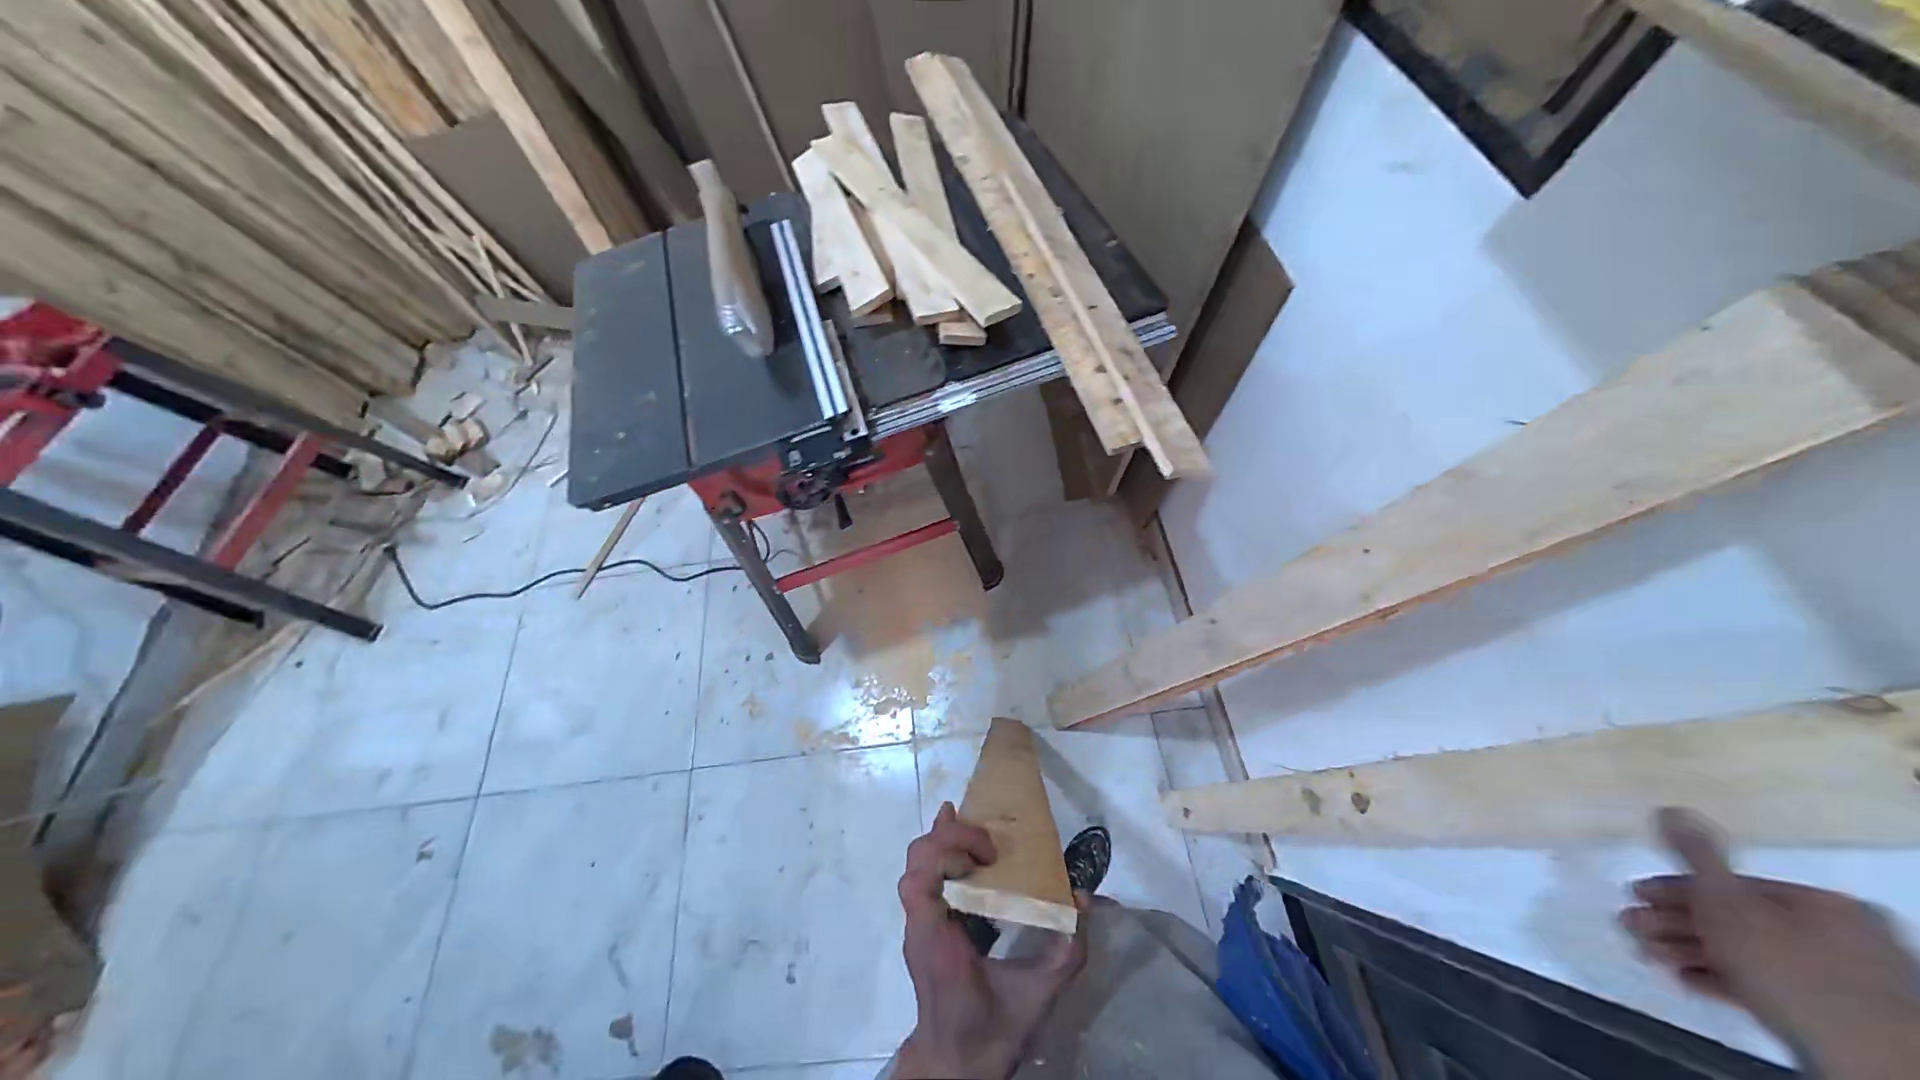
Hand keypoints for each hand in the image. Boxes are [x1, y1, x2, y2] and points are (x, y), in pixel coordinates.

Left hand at [893, 802, 1086, 1079]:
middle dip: (951, 840)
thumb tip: (1081, 900)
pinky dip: (941, 852)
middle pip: (916, 862)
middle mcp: (920, 926)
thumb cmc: (990, 1031)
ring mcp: (918, 925)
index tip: (986, 860)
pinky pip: (924, 877)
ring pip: (915, 865)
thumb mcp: (1037, 996)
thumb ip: (1064, 953)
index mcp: (937, 941)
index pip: (919, 883)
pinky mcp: (925, 926)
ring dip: (944, 842)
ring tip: (981, 838)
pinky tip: (963, 842)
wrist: (955, 1065)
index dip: (945, 856)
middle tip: (991, 849)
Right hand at [1622, 808, 1919, 1079]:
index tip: (1636, 896)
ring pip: (1744, 952)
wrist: (1859, 1052)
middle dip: (1673, 922)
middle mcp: (1839, 935)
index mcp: (1823, 904)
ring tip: (1647, 953)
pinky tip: (1685, 977)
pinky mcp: (1827, 1012)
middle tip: (1630, 925)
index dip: (1675, 888)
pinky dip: (1719, 976)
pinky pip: (1763, 984)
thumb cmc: (1786, 964)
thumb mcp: (1726, 900)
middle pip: (1735, 919)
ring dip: (1687, 949)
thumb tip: (1669, 809)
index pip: (1732, 885)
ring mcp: (1839, 978)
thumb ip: (1695, 855)